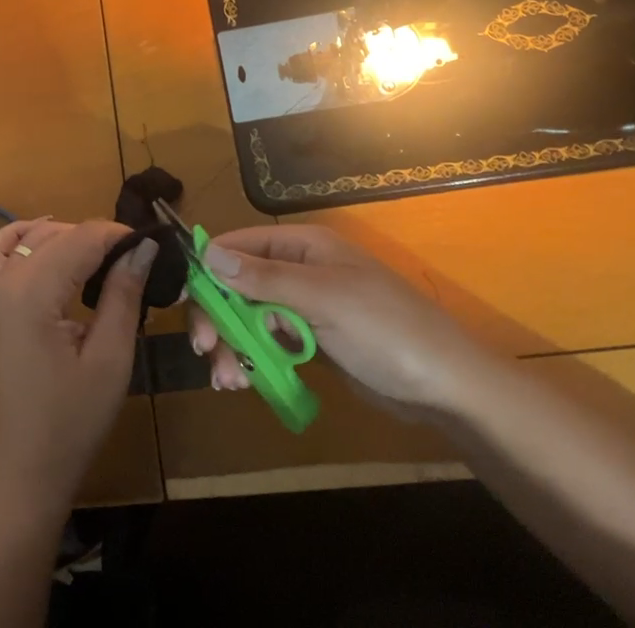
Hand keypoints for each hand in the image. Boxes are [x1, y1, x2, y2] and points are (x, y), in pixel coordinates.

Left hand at [0, 218, 156, 497]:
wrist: (27, 461)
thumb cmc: (74, 417)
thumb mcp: (110, 357)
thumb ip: (123, 295)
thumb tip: (143, 247)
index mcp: (33, 294)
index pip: (81, 239)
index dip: (119, 235)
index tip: (153, 245)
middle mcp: (5, 282)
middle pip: (55, 234)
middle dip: (96, 237)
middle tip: (135, 260)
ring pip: (27, 238)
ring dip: (64, 237)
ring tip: (101, 258)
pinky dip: (23, 238)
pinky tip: (49, 242)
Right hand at [187, 225, 500, 413]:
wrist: (447, 386)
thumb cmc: (387, 331)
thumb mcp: (324, 299)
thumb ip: (264, 278)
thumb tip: (207, 253)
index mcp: (304, 247)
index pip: (238, 246)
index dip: (207, 271)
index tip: (187, 306)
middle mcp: (299, 270)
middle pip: (236, 285)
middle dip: (219, 318)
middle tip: (207, 351)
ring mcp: (305, 306)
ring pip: (247, 318)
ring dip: (232, 346)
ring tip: (230, 382)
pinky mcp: (311, 340)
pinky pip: (267, 343)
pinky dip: (251, 359)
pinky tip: (244, 383)